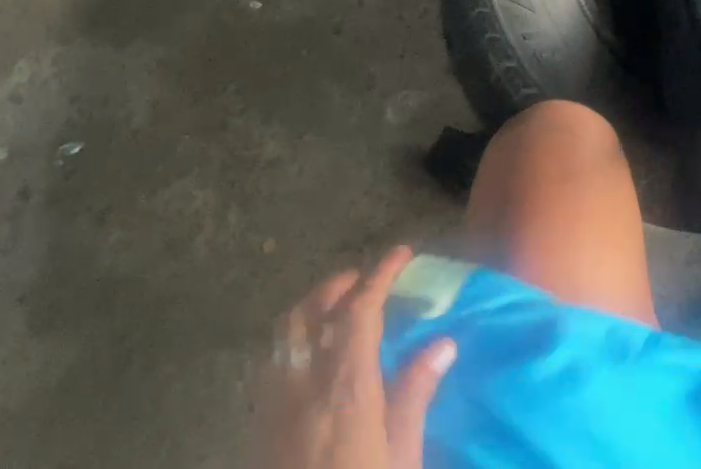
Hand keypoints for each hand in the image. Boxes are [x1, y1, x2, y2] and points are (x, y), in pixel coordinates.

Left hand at [255, 246, 455, 468]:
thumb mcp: (402, 458)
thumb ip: (414, 394)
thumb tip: (441, 343)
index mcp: (347, 388)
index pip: (360, 311)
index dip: (380, 274)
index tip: (402, 253)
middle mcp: (303, 386)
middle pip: (310, 312)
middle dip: (339, 284)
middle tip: (368, 279)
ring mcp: (274, 407)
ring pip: (282, 335)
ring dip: (310, 307)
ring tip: (338, 308)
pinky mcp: (259, 429)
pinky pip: (271, 363)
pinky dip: (292, 339)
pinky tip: (310, 355)